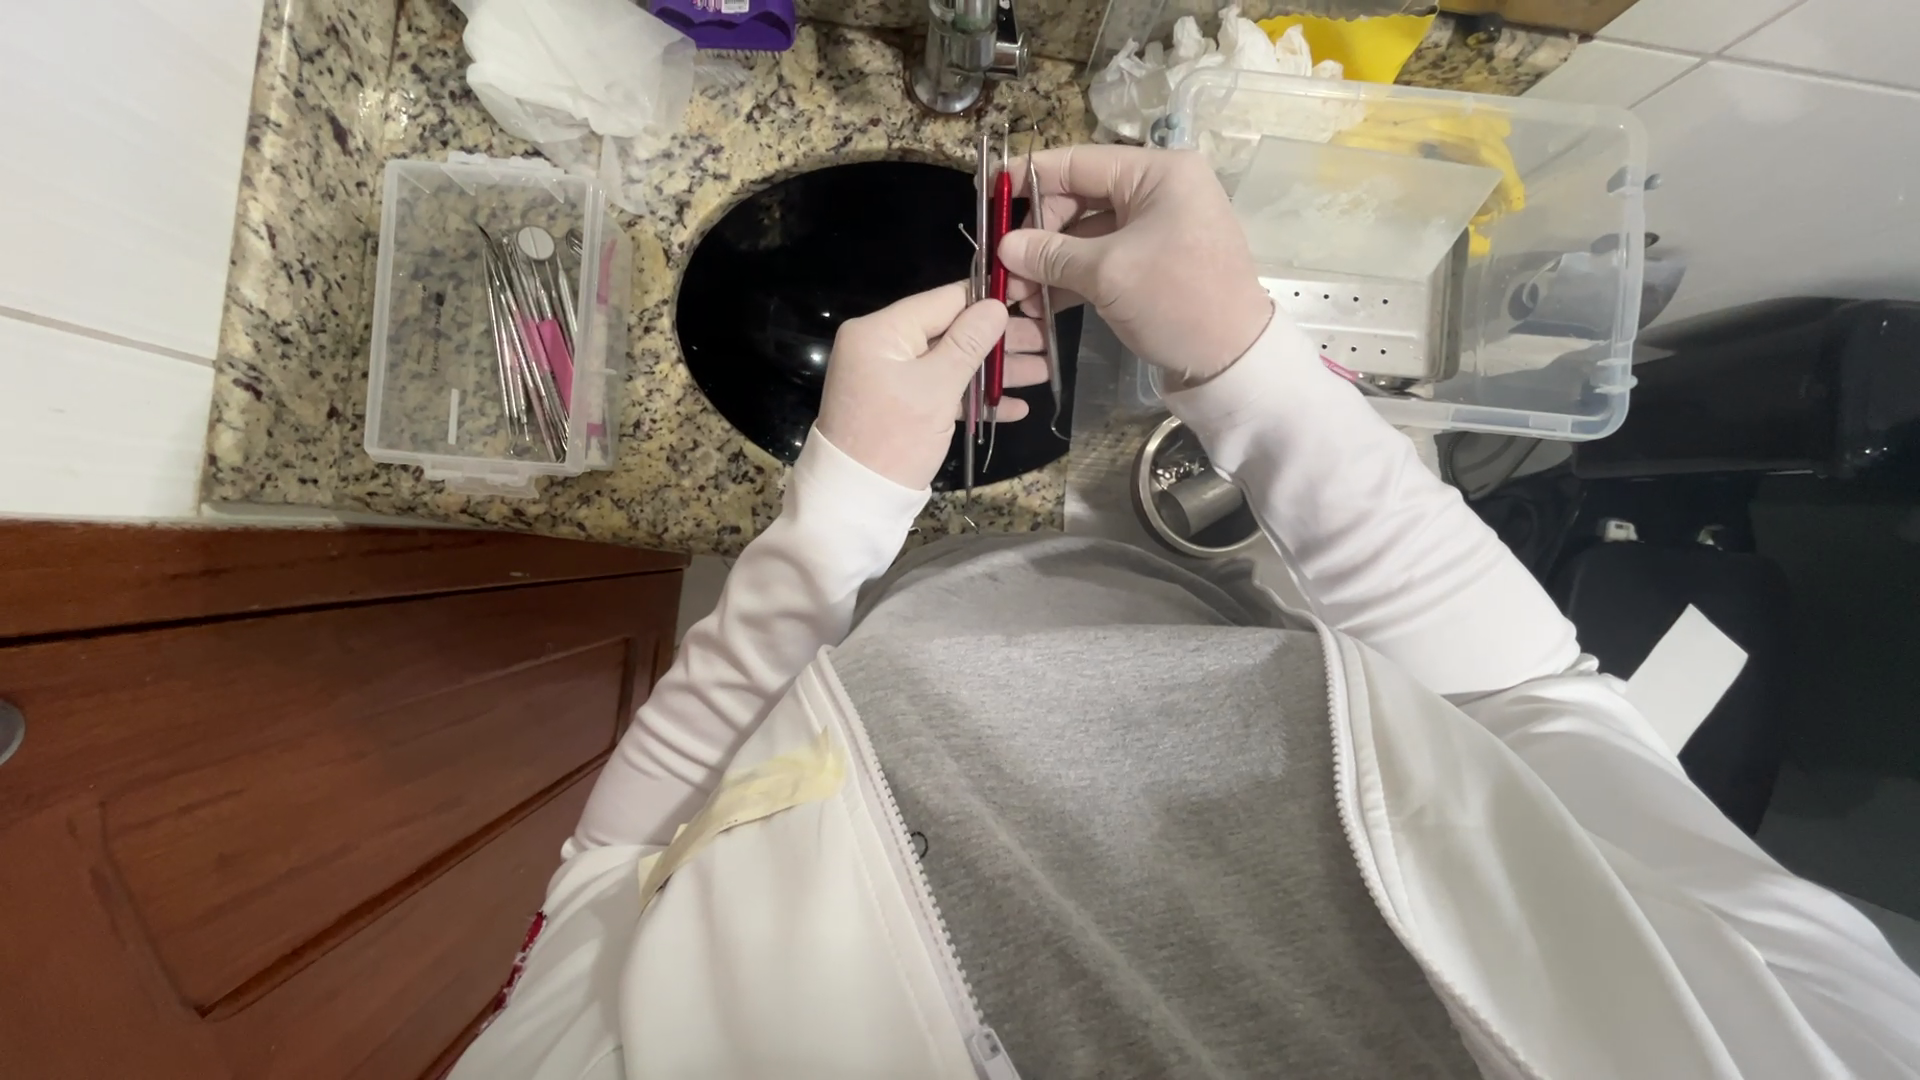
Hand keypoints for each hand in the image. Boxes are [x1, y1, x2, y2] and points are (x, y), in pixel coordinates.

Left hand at [816, 283, 1047, 490]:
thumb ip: (968, 343)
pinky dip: (974, 400)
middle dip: (999, 342)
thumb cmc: (895, 438)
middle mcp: (884, 348)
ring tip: (1041, 372)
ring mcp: (893, 379)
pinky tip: (1014, 408)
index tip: (1028, 301)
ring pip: (952, 365)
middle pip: (951, 333)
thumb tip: (995, 305)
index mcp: (882, 331)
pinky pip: (942, 393)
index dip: (987, 300)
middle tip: (1045, 344)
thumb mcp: (937, 387)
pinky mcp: (903, 408)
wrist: (859, 500)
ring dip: (995, 372)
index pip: (943, 301)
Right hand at [1000, 146, 1273, 383]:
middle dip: (1038, 234)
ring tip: (1017, 293)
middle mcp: (1158, 191)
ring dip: (1050, 262)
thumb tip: (1004, 247)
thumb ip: (1052, 254)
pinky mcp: (1151, 264)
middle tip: (1006, 268)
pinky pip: (1101, 260)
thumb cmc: (1175, 300)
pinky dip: (1071, 279)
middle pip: (1079, 199)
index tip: (990, 195)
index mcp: (1157, 172)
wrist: (1230, 359)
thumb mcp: (1108, 273)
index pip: (1079, 162)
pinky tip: (1041, 302)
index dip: (1031, 178)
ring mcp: (1155, 229)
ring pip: (1086, 235)